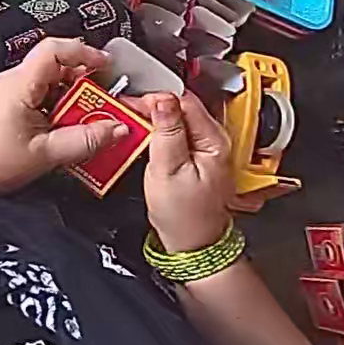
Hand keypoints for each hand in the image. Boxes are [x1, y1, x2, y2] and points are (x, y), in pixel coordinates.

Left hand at [0, 37, 128, 194]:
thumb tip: (116, 129)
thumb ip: (85, 140)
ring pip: (53, 82)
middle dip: (85, 81)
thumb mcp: (45, 154)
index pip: (55, 49)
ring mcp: (11, 92)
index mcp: (21, 83)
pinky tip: (69, 127)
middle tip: (103, 101)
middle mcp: (15, 81)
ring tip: (89, 118)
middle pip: (58, 65)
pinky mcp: (11, 105)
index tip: (106, 66)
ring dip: (74, 97)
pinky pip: (43, 96)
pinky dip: (61, 107)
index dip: (85, 52)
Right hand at [133, 92, 235, 251]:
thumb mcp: (168, 169)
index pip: (184, 101)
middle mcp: (215, 140)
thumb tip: (162, 99)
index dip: (156, 99)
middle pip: (182, 107)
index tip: (133, 105)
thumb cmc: (183, 215)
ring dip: (155, 117)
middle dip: (153, 106)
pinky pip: (177, 132)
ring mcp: (207, 147)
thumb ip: (166, 132)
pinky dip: (160, 130)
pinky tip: (146, 136)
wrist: (192, 245)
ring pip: (178, 118)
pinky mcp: (197, 155)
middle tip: (128, 112)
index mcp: (214, 140)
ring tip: (133, 122)